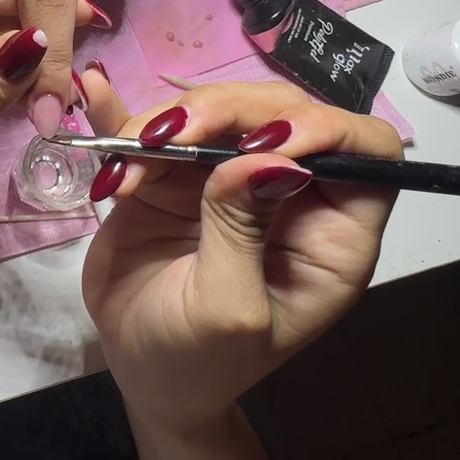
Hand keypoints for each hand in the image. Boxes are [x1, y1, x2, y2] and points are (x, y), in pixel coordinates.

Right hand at [76, 76, 401, 436]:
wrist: (139, 369)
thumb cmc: (201, 360)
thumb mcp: (229, 309)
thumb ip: (243, 230)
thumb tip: (265, 157)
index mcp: (328, 231)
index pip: (364, 151)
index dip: (328, 129)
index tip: (266, 141)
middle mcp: (282, 191)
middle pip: (275, 112)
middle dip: (224, 111)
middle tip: (169, 138)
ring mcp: (219, 176)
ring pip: (210, 111)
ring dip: (165, 122)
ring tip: (127, 160)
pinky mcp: (166, 173)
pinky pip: (150, 128)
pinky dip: (120, 111)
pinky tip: (95, 91)